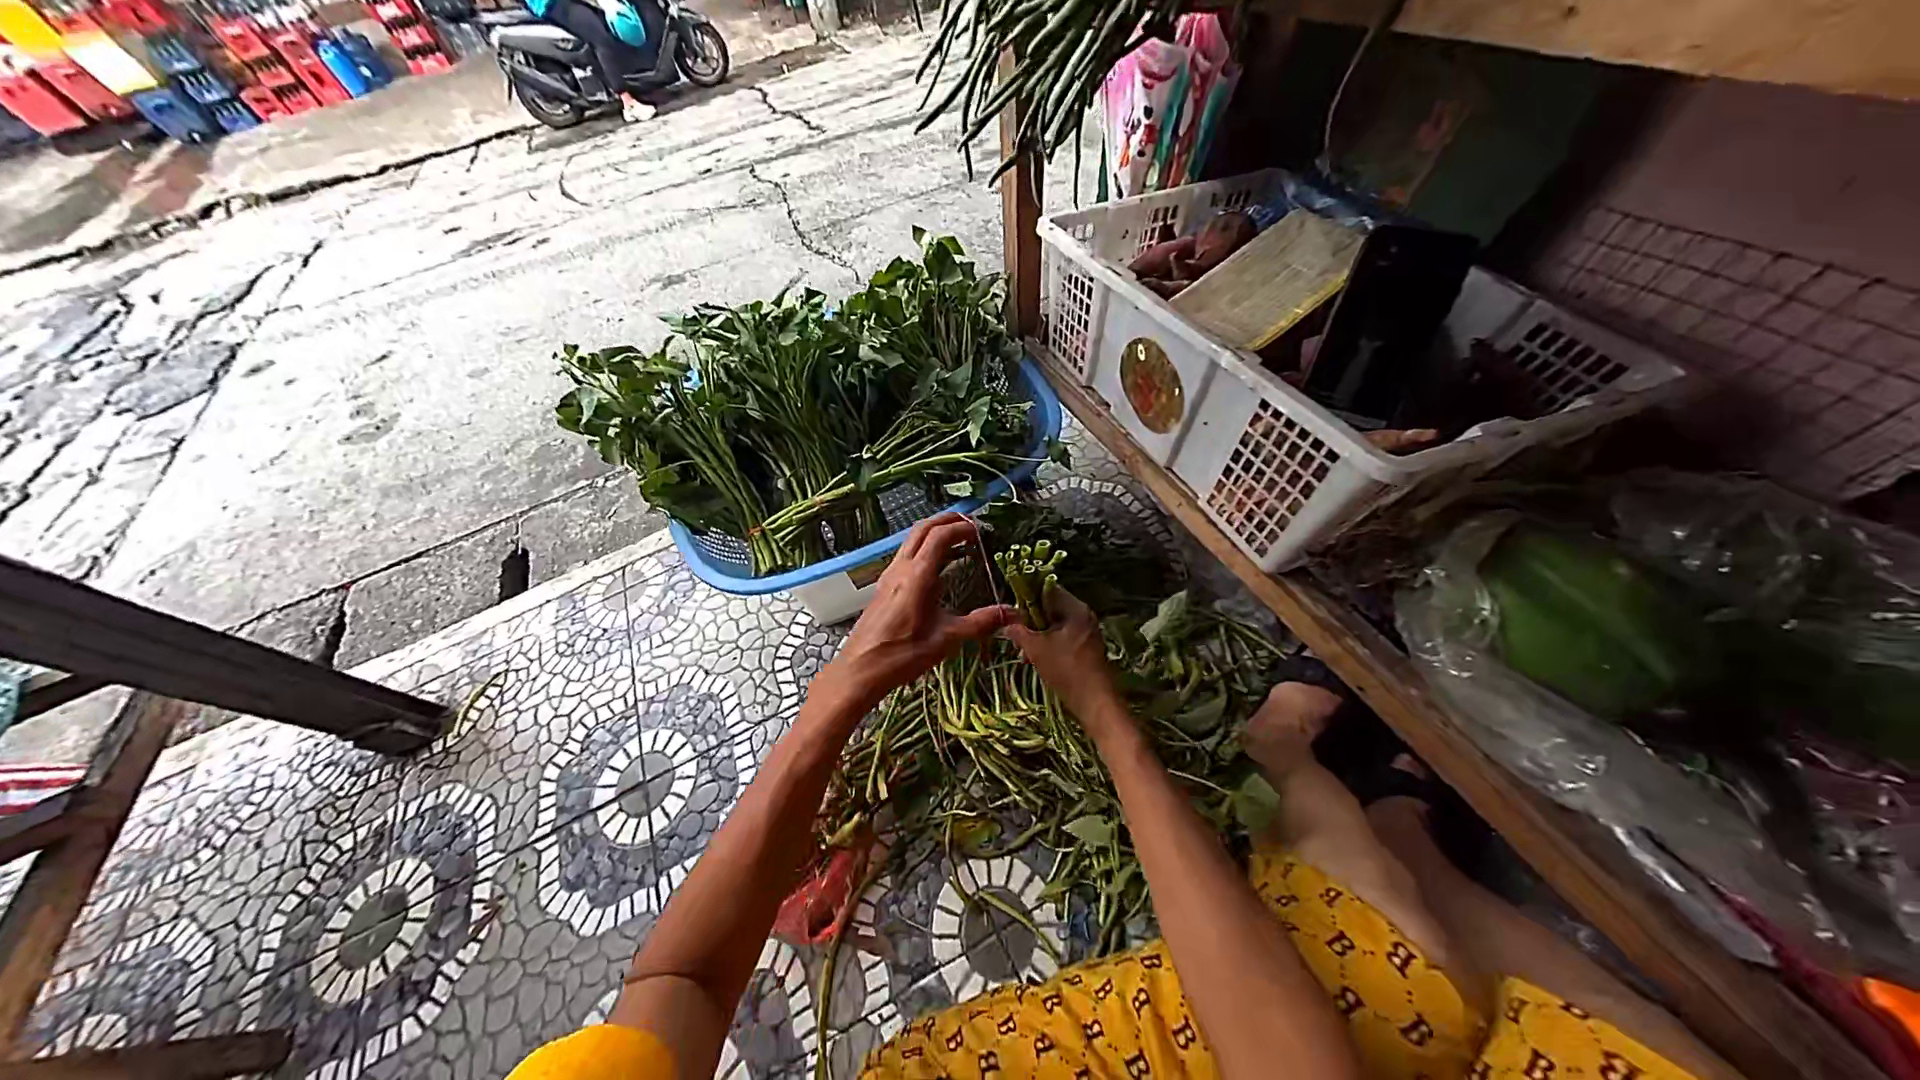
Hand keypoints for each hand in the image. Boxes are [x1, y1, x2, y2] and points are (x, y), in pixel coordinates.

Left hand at [811, 512, 1016, 717]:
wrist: (861, 669)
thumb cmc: (902, 654)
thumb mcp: (947, 638)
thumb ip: (981, 622)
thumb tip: (1012, 613)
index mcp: (917, 575)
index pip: (941, 535)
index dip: (962, 528)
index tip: (981, 531)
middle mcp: (901, 569)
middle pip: (923, 528)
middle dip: (947, 520)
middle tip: (971, 525)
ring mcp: (889, 576)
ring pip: (912, 540)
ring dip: (935, 534)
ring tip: (959, 543)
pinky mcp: (884, 586)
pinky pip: (906, 556)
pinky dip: (925, 550)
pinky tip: (938, 569)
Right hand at [1002, 584, 1124, 725]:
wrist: (1095, 702)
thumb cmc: (1066, 671)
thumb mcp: (1036, 648)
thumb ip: (1018, 631)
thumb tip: (1005, 622)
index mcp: (1075, 609)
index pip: (1047, 589)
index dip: (1027, 597)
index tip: (1012, 611)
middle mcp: (1084, 615)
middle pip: (1051, 607)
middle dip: (1031, 620)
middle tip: (1016, 634)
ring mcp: (1087, 631)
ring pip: (1055, 624)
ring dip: (1038, 635)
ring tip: (1024, 652)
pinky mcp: (1087, 647)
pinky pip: (1063, 636)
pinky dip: (1049, 643)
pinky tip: (1036, 659)